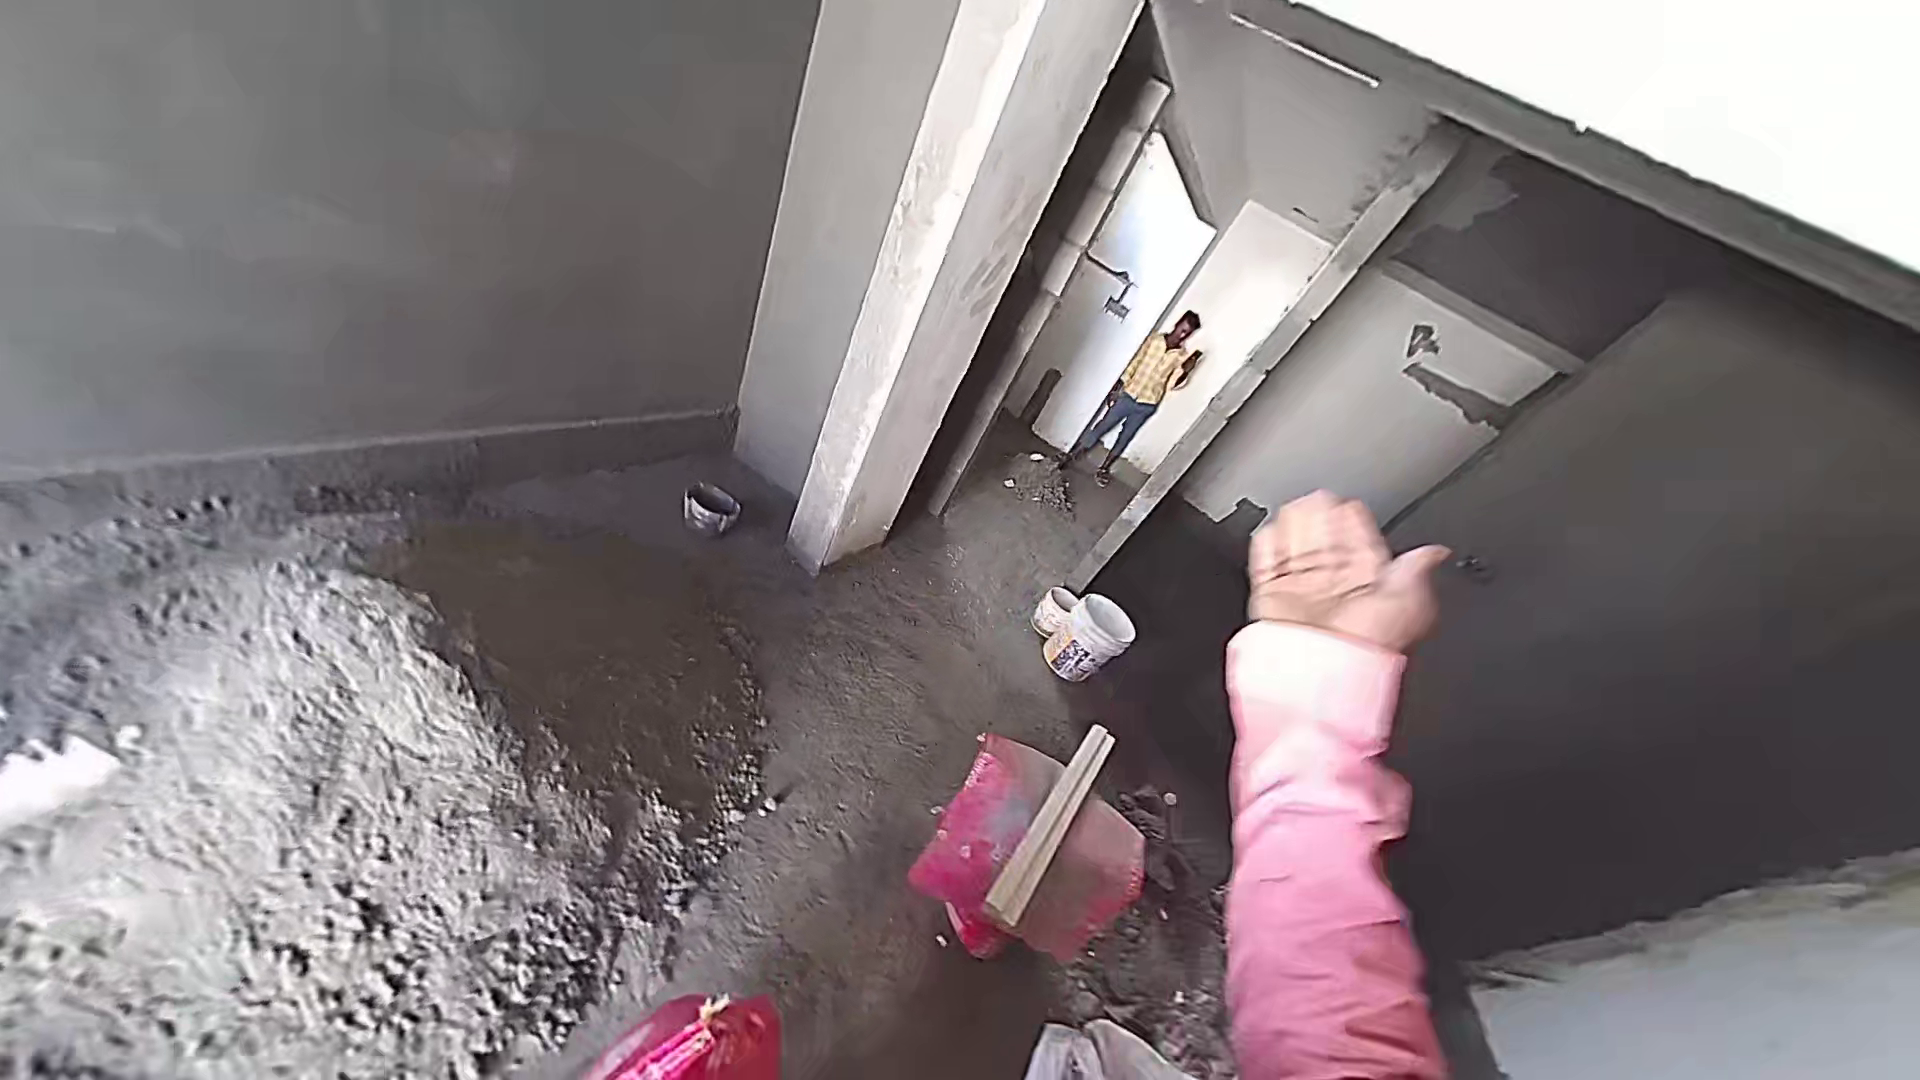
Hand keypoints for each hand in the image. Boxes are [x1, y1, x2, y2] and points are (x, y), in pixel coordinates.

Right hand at [1248, 491, 1449, 652]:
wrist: (1319, 667)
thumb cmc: (1364, 644)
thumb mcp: (1407, 603)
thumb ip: (1414, 571)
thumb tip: (1436, 552)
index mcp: (1364, 586)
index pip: (1359, 545)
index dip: (1355, 523)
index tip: (1350, 506)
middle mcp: (1331, 586)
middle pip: (1324, 541)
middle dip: (1322, 517)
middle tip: (1320, 497)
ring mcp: (1300, 590)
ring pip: (1296, 547)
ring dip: (1296, 525)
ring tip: (1296, 505)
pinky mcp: (1272, 595)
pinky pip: (1266, 563)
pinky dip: (1266, 545)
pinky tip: (1271, 529)